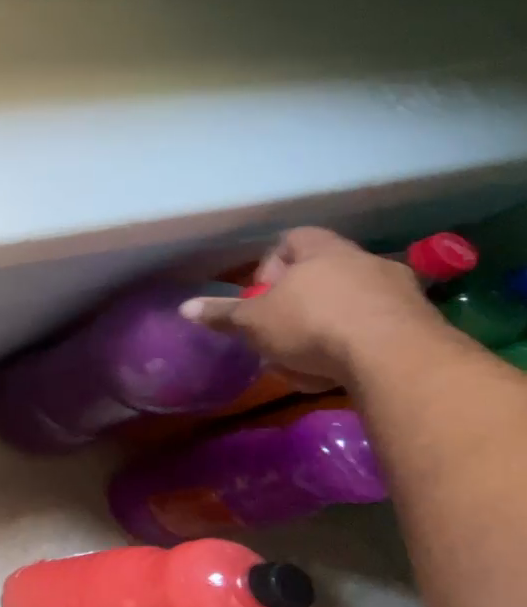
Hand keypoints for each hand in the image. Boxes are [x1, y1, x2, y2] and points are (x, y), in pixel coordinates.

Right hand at [180, 227, 449, 390]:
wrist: (396, 358)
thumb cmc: (312, 326)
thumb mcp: (253, 322)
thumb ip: (222, 314)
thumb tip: (185, 307)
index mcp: (323, 252)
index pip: (294, 238)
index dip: (271, 263)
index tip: (262, 293)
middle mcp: (365, 262)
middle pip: (323, 272)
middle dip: (298, 300)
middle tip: (279, 327)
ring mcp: (400, 290)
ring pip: (350, 300)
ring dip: (327, 323)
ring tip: (308, 355)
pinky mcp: (422, 321)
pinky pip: (377, 324)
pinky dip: (357, 341)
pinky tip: (340, 368)